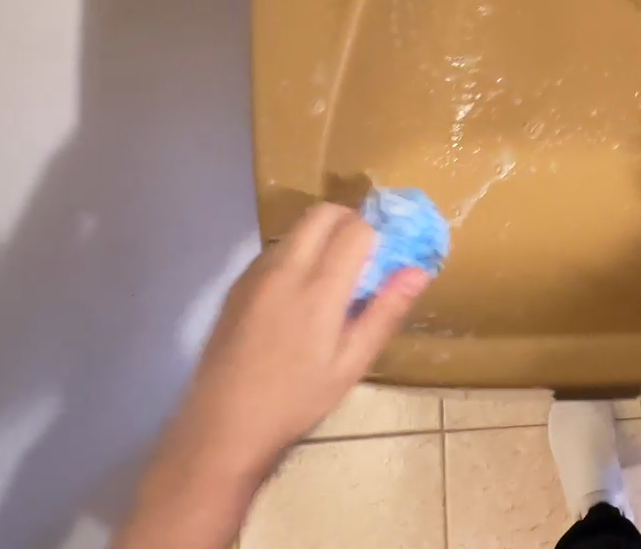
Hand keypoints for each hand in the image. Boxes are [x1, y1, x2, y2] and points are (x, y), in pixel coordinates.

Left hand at [189, 203, 427, 470]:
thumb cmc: (296, 400)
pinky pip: (275, 248)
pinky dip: (296, 252)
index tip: (384, 257)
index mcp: (319, 288)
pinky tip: (297, 294)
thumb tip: (419, 271)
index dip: (376, 234)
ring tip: (331, 276)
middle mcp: (285, 268)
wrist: (221, 428)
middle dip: (349, 220)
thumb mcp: (351, 364)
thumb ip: (385, 312)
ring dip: (321, 235)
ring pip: (297, 228)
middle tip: (362, 254)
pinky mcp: (237, 283)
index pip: (356, 228)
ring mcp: (256, 273)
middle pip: (323, 212)